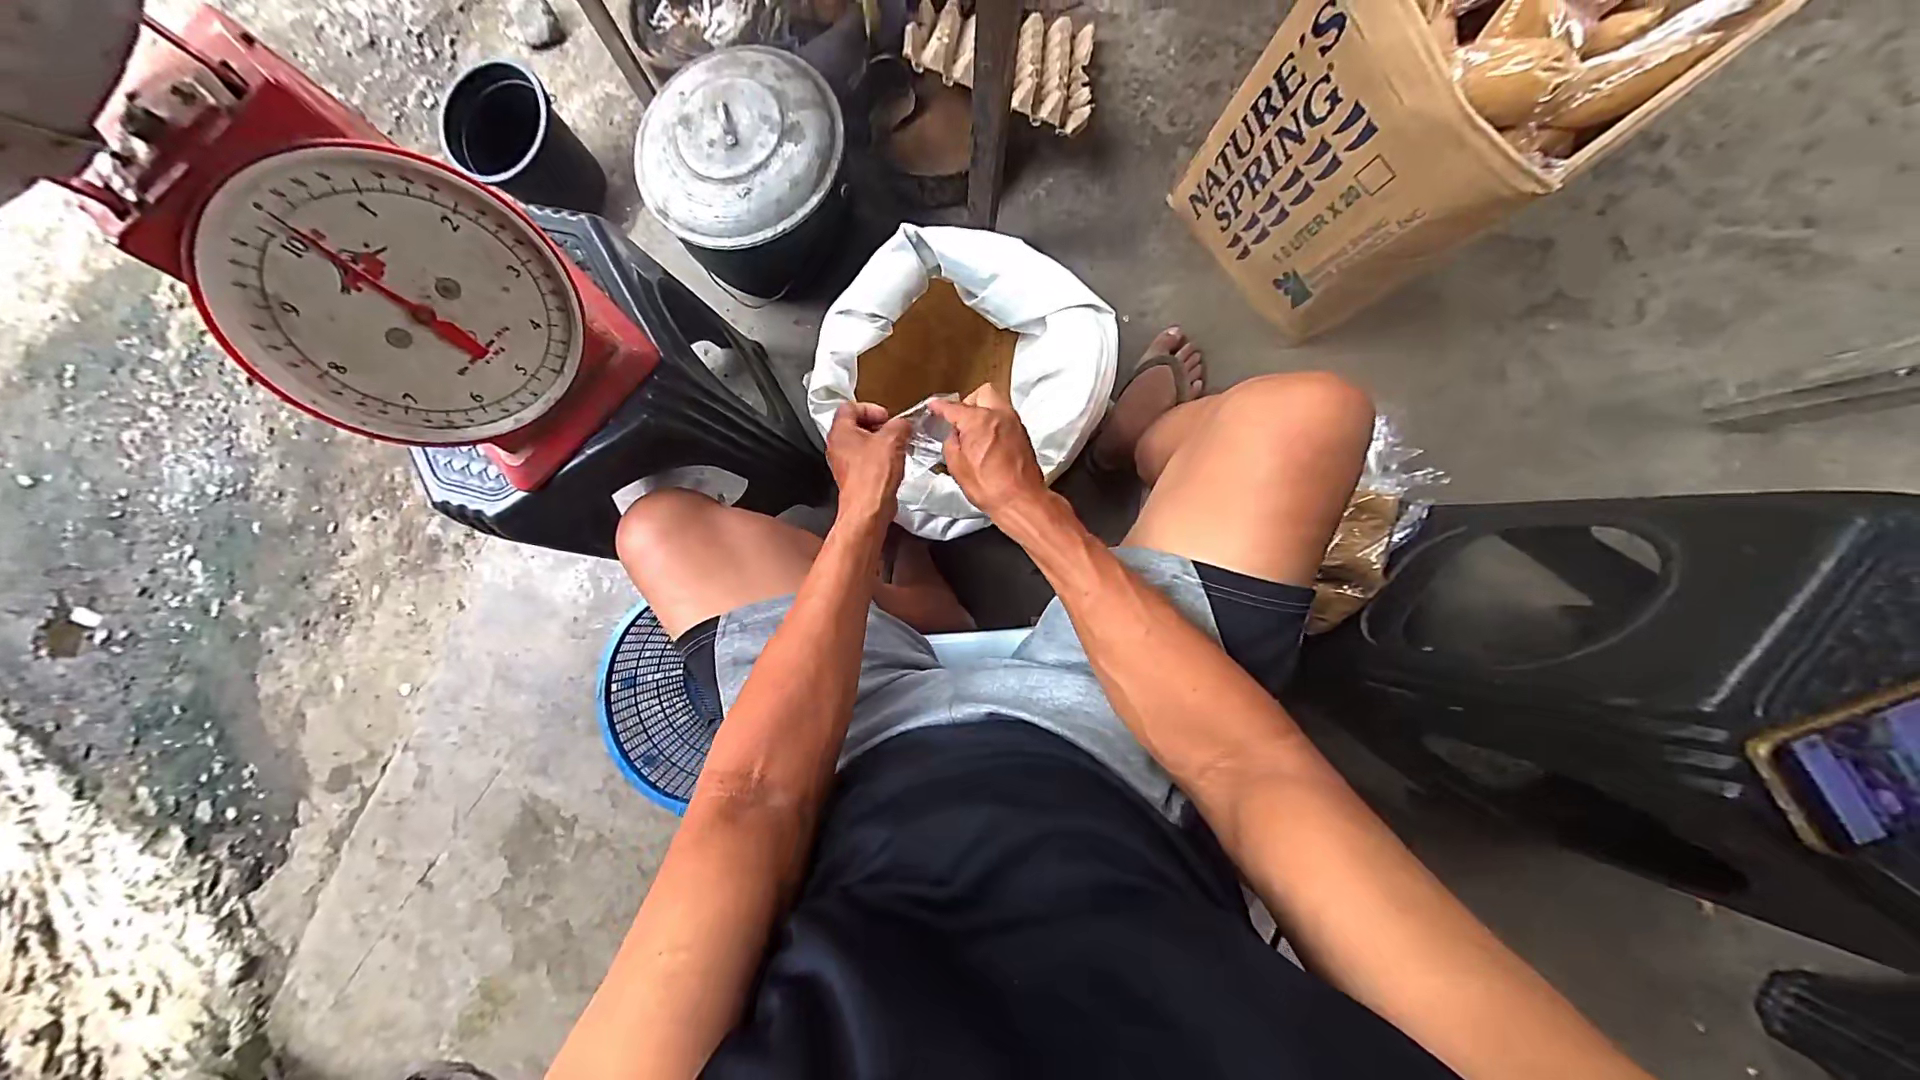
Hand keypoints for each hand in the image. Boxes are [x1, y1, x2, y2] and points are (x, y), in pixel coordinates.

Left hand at [827, 401, 911, 529]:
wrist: (869, 508)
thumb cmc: (873, 475)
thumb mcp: (893, 439)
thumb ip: (900, 425)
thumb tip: (904, 424)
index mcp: (840, 431)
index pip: (849, 407)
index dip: (871, 408)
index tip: (887, 417)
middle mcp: (837, 446)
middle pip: (856, 425)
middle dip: (878, 426)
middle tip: (894, 430)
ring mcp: (844, 463)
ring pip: (862, 444)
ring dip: (880, 443)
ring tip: (896, 446)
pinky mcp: (854, 477)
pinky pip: (866, 460)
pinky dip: (880, 458)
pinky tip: (893, 463)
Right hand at [927, 383, 1047, 519]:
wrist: (1020, 500)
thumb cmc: (990, 486)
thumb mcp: (957, 466)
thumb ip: (951, 442)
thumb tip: (954, 434)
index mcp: (979, 420)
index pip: (954, 406)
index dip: (940, 407)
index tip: (934, 407)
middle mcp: (999, 415)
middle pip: (982, 393)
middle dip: (969, 402)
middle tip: (960, 419)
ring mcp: (1014, 423)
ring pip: (996, 403)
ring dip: (983, 412)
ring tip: (973, 432)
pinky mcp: (1022, 434)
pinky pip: (1005, 418)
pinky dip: (994, 423)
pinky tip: (987, 441)